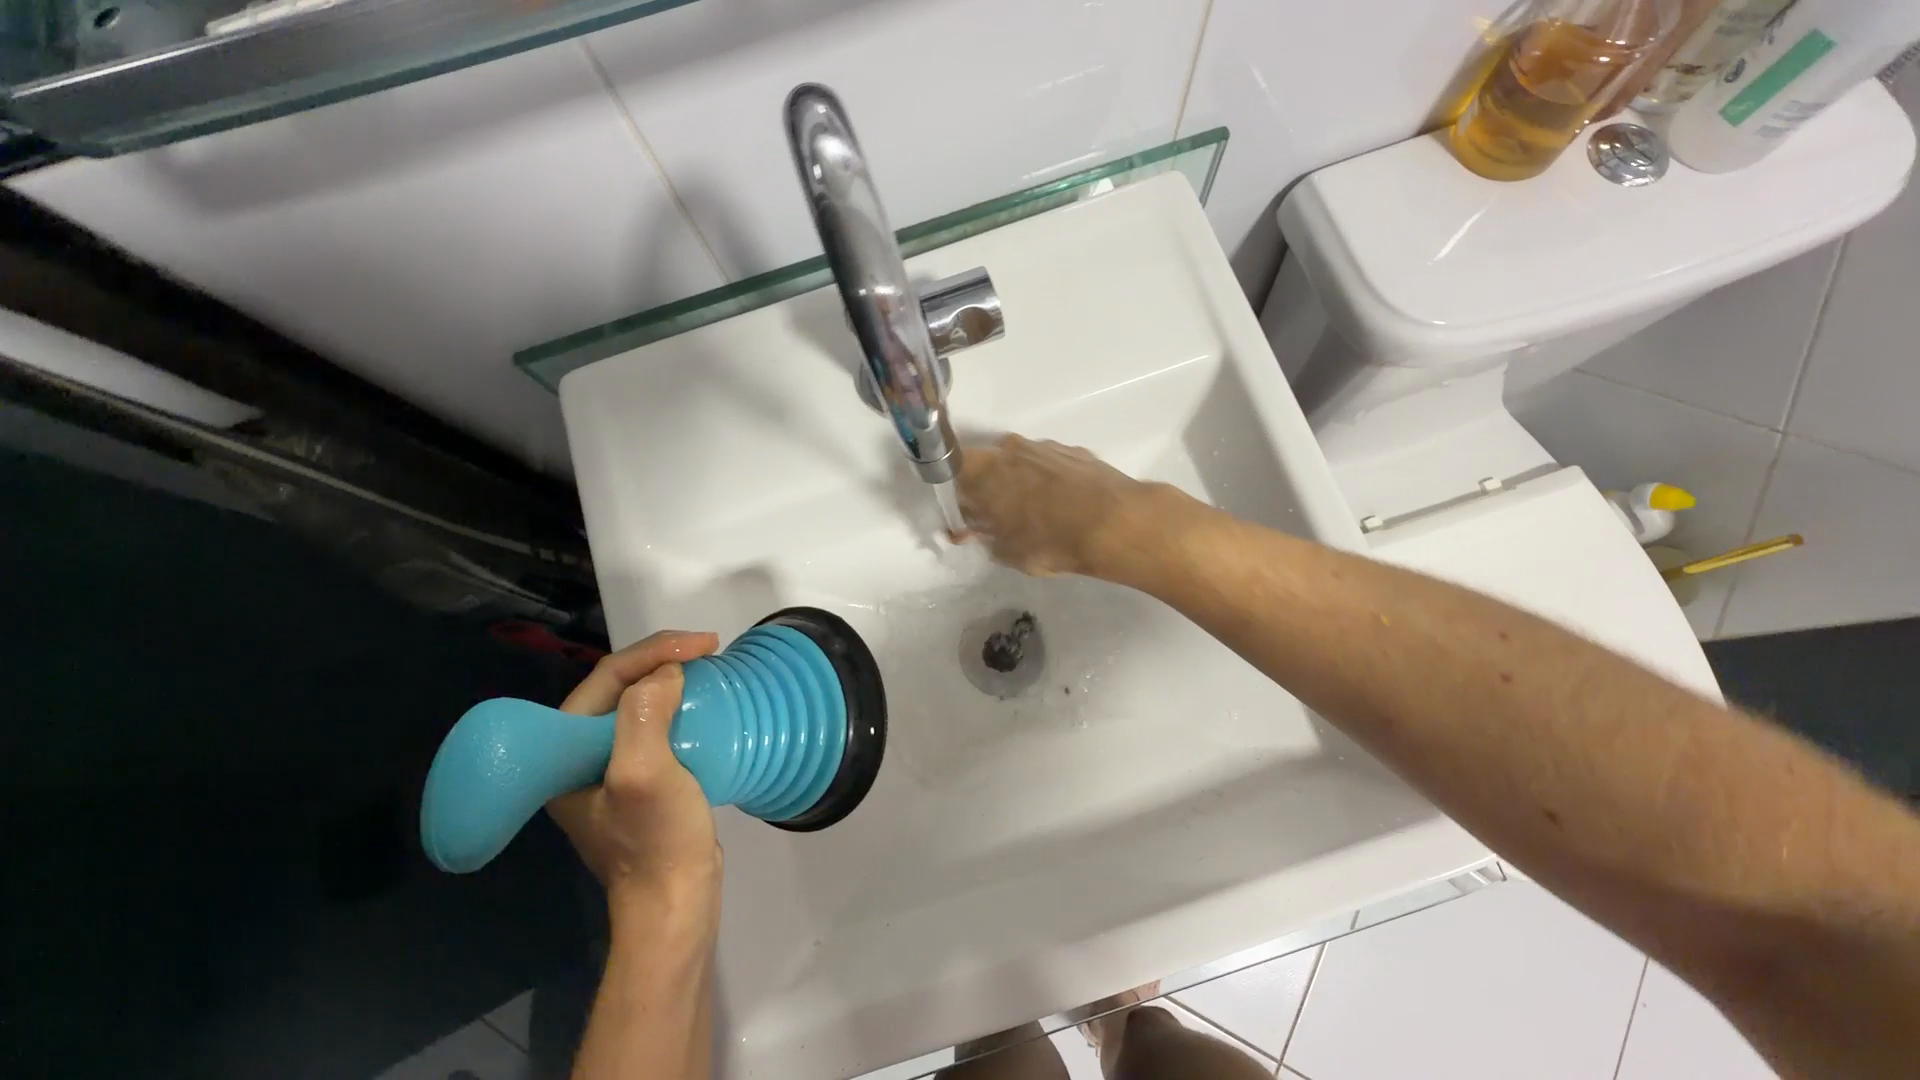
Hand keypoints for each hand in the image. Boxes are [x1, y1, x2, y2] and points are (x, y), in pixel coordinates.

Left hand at [546, 631, 721, 916]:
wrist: (676, 906)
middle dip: (663, 660)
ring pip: (639, 705)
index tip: (703, 645)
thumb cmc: (656, 843)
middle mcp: (574, 758)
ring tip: (710, 669)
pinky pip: (655, 729)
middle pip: (619, 687)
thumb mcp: (643, 776)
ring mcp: (607, 772)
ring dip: (673, 681)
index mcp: (559, 755)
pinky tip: (705, 707)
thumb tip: (666, 673)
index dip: (654, 652)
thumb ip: (644, 716)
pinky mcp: (638, 784)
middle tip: (709, 650)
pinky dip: (680, 709)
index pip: (606, 679)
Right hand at [953, 434, 1157, 576]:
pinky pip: (1051, 465)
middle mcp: (1011, 448)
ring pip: (1023, 462)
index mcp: (984, 470)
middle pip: (990, 463)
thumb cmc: (1050, 541)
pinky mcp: (1075, 451)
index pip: (953, 471)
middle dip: (991, 487)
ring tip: (1038, 514)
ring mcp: (1045, 446)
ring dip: (1023, 482)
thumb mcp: (1008, 552)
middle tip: (1001, 516)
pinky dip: (1052, 481)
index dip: (958, 493)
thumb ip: (987, 538)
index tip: (968, 514)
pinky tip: (1065, 506)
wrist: (1116, 523)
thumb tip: (979, 531)